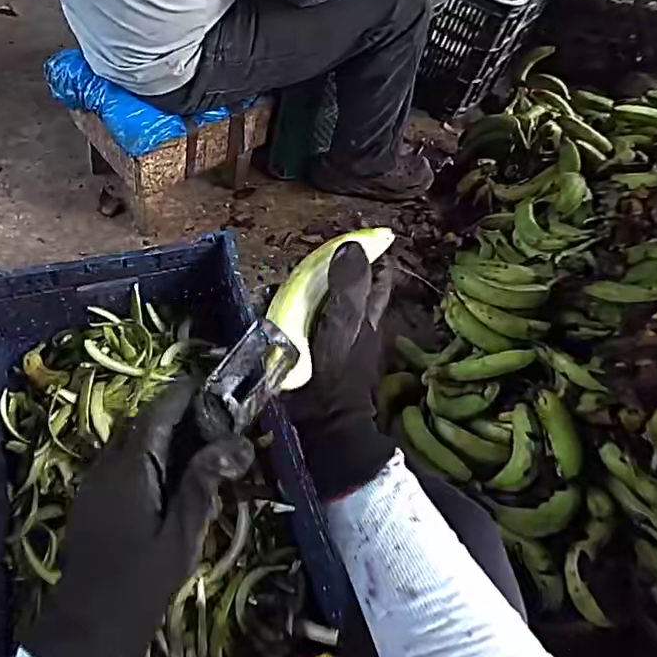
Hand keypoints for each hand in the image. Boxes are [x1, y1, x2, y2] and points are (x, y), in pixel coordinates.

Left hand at [18, 378, 253, 656]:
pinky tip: (172, 475)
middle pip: (143, 421)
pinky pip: (122, 459)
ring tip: (201, 444)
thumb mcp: (181, 537)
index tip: (215, 387)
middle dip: (178, 412)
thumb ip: (203, 483)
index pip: (158, 413)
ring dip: (163, 432)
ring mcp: (94, 481)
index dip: (185, 394)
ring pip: (131, 439)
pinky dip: (149, 453)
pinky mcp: (93, 498)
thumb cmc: (138, 586)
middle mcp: (107, 466)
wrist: (85, 631)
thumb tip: (237, 441)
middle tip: (217, 419)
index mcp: (130, 470)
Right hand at [285, 241, 394, 498]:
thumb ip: (349, 285)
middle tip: (320, 254)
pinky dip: (295, 310)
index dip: (371, 252)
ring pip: (327, 302)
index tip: (360, 233)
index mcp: (366, 312)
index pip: (377, 274)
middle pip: (351, 285)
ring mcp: (335, 339)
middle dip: (339, 267)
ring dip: (313, 288)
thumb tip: (350, 245)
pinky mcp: (315, 353)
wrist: (321, 423)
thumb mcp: (345, 323)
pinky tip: (279, 310)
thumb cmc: (336, 372)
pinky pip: (305, 321)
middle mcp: (354, 323)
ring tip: (295, 279)